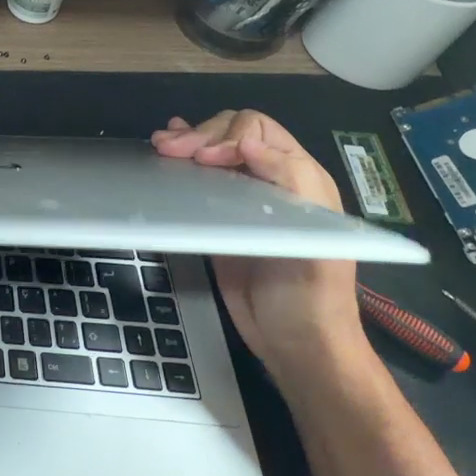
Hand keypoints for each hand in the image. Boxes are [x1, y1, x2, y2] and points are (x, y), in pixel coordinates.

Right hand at [151, 110, 366, 380]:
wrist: (296, 344)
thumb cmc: (311, 297)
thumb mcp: (315, 242)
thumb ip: (292, 187)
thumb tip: (244, 143)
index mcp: (300, 179)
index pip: (258, 131)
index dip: (226, 137)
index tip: (202, 161)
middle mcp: (272, 180)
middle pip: (232, 133)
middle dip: (200, 135)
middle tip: (167, 150)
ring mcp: (244, 197)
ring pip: (214, 148)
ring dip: (187, 140)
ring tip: (160, 146)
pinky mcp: (221, 215)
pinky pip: (202, 174)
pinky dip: (186, 154)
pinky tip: (165, 146)